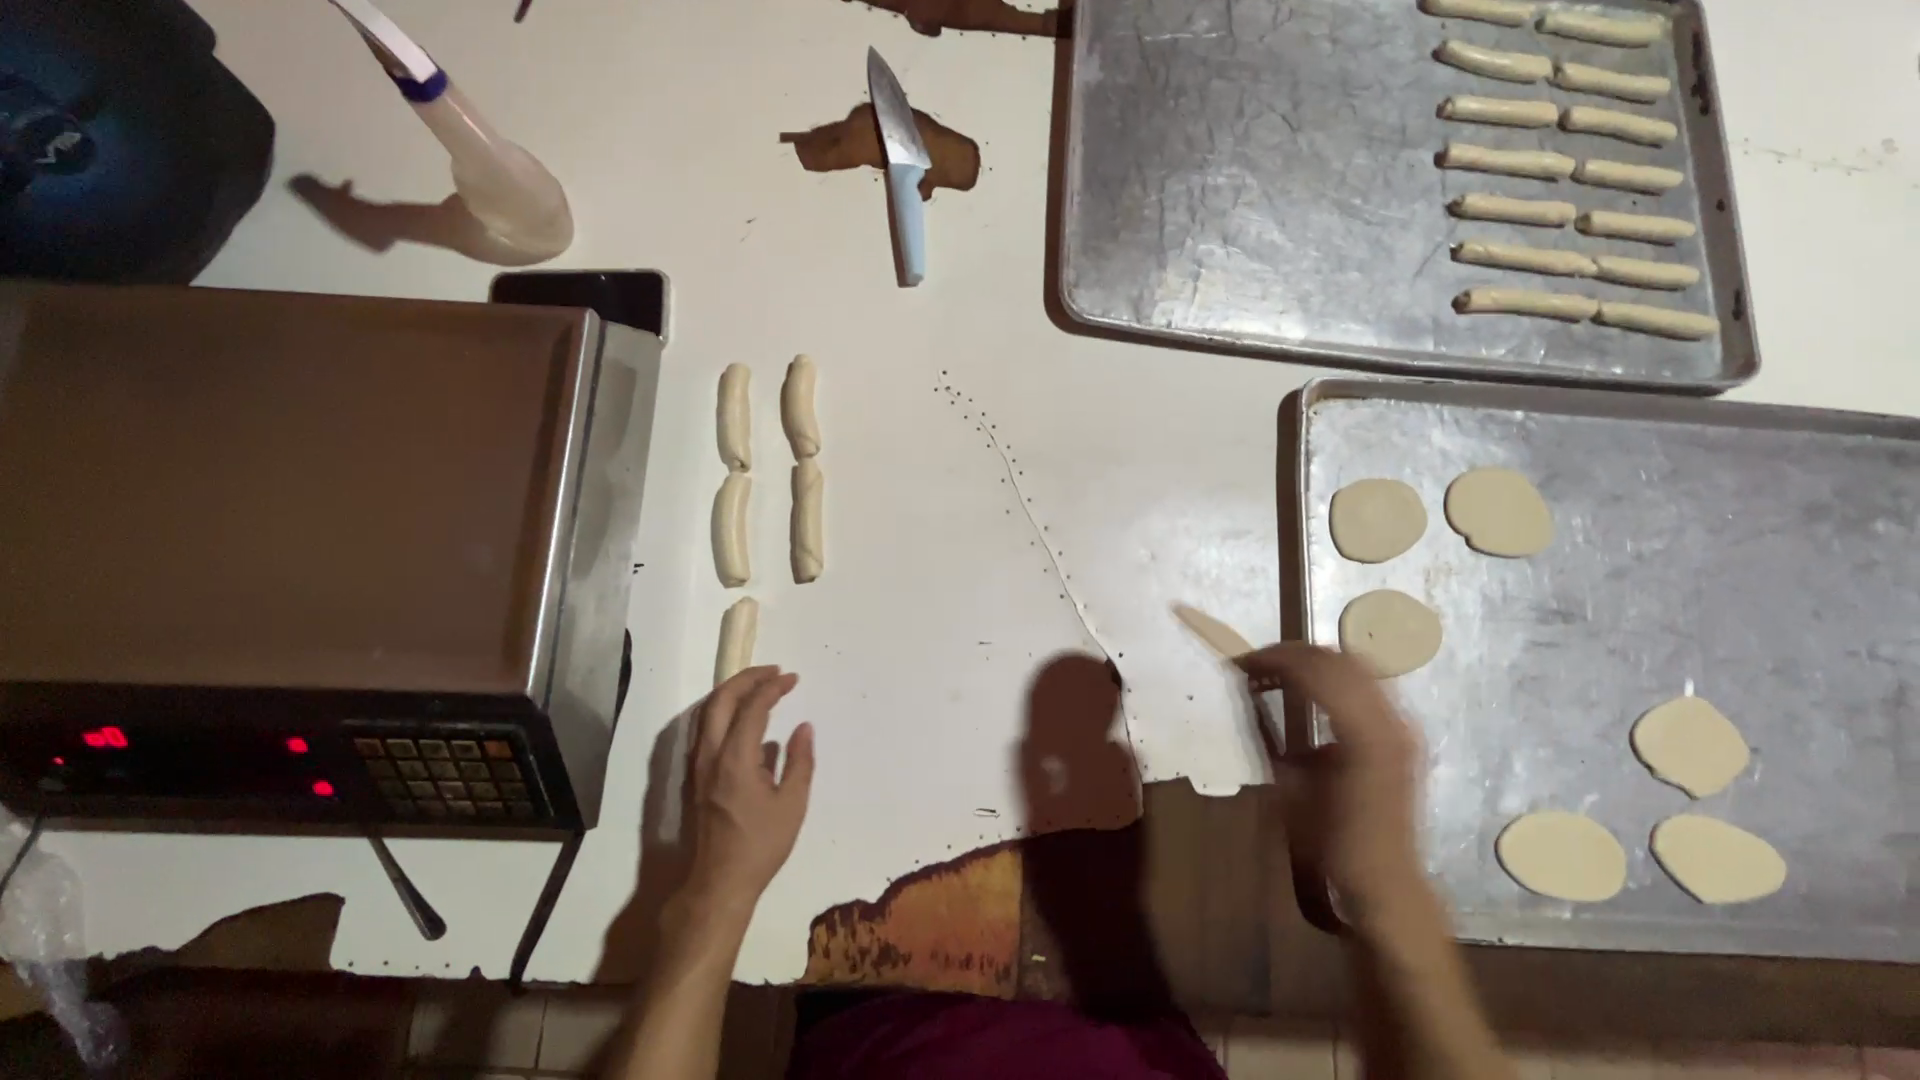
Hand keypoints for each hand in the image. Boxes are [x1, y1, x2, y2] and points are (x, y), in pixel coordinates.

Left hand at [683, 666, 814, 910]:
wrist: (720, 881)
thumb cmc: (761, 845)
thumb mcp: (793, 804)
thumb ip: (800, 760)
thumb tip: (803, 728)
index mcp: (736, 759)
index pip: (752, 707)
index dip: (773, 687)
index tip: (793, 678)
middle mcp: (710, 755)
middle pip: (720, 699)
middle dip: (746, 678)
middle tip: (773, 672)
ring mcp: (697, 765)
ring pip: (706, 712)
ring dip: (730, 691)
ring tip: (757, 685)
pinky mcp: (694, 776)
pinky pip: (703, 729)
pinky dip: (721, 710)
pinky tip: (739, 717)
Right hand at [1238, 644, 1429, 926]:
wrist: (1384, 878)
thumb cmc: (1330, 841)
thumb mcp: (1288, 787)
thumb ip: (1270, 735)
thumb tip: (1248, 695)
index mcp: (1362, 735)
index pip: (1316, 671)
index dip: (1275, 659)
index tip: (1241, 662)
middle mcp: (1391, 721)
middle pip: (1340, 659)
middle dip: (1294, 653)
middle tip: (1256, 664)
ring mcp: (1402, 725)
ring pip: (1357, 666)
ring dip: (1315, 662)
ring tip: (1278, 673)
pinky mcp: (1403, 734)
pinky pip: (1367, 685)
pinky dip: (1334, 677)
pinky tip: (1309, 693)